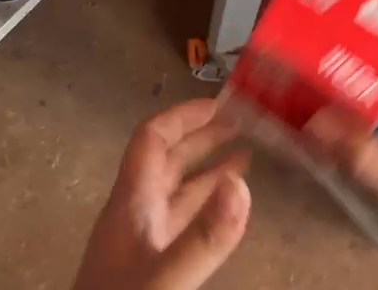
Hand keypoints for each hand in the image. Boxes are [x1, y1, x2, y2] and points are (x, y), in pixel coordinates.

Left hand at [74, 99, 250, 289]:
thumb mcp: (163, 281)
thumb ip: (203, 238)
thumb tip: (243, 183)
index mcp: (130, 203)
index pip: (152, 139)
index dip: (183, 116)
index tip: (221, 104)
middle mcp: (134, 215)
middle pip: (167, 161)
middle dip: (203, 139)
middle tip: (244, 125)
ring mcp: (141, 244)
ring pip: (176, 194)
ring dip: (208, 172)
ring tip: (247, 159)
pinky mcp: (150, 270)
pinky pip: (181, 225)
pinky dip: (206, 209)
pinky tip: (227, 213)